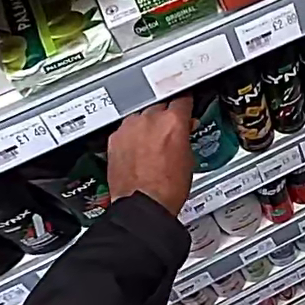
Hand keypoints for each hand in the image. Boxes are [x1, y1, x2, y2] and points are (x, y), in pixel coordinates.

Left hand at [106, 96, 194, 215]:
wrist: (143, 205)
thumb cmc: (167, 188)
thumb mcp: (189, 158)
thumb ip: (185, 136)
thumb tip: (184, 129)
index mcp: (173, 121)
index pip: (182, 99)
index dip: (185, 103)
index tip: (185, 105)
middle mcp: (149, 119)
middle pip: (160, 105)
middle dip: (166, 115)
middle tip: (169, 130)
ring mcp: (130, 128)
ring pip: (141, 116)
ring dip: (147, 124)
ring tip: (152, 142)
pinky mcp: (115, 138)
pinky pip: (126, 129)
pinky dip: (132, 135)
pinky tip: (138, 150)